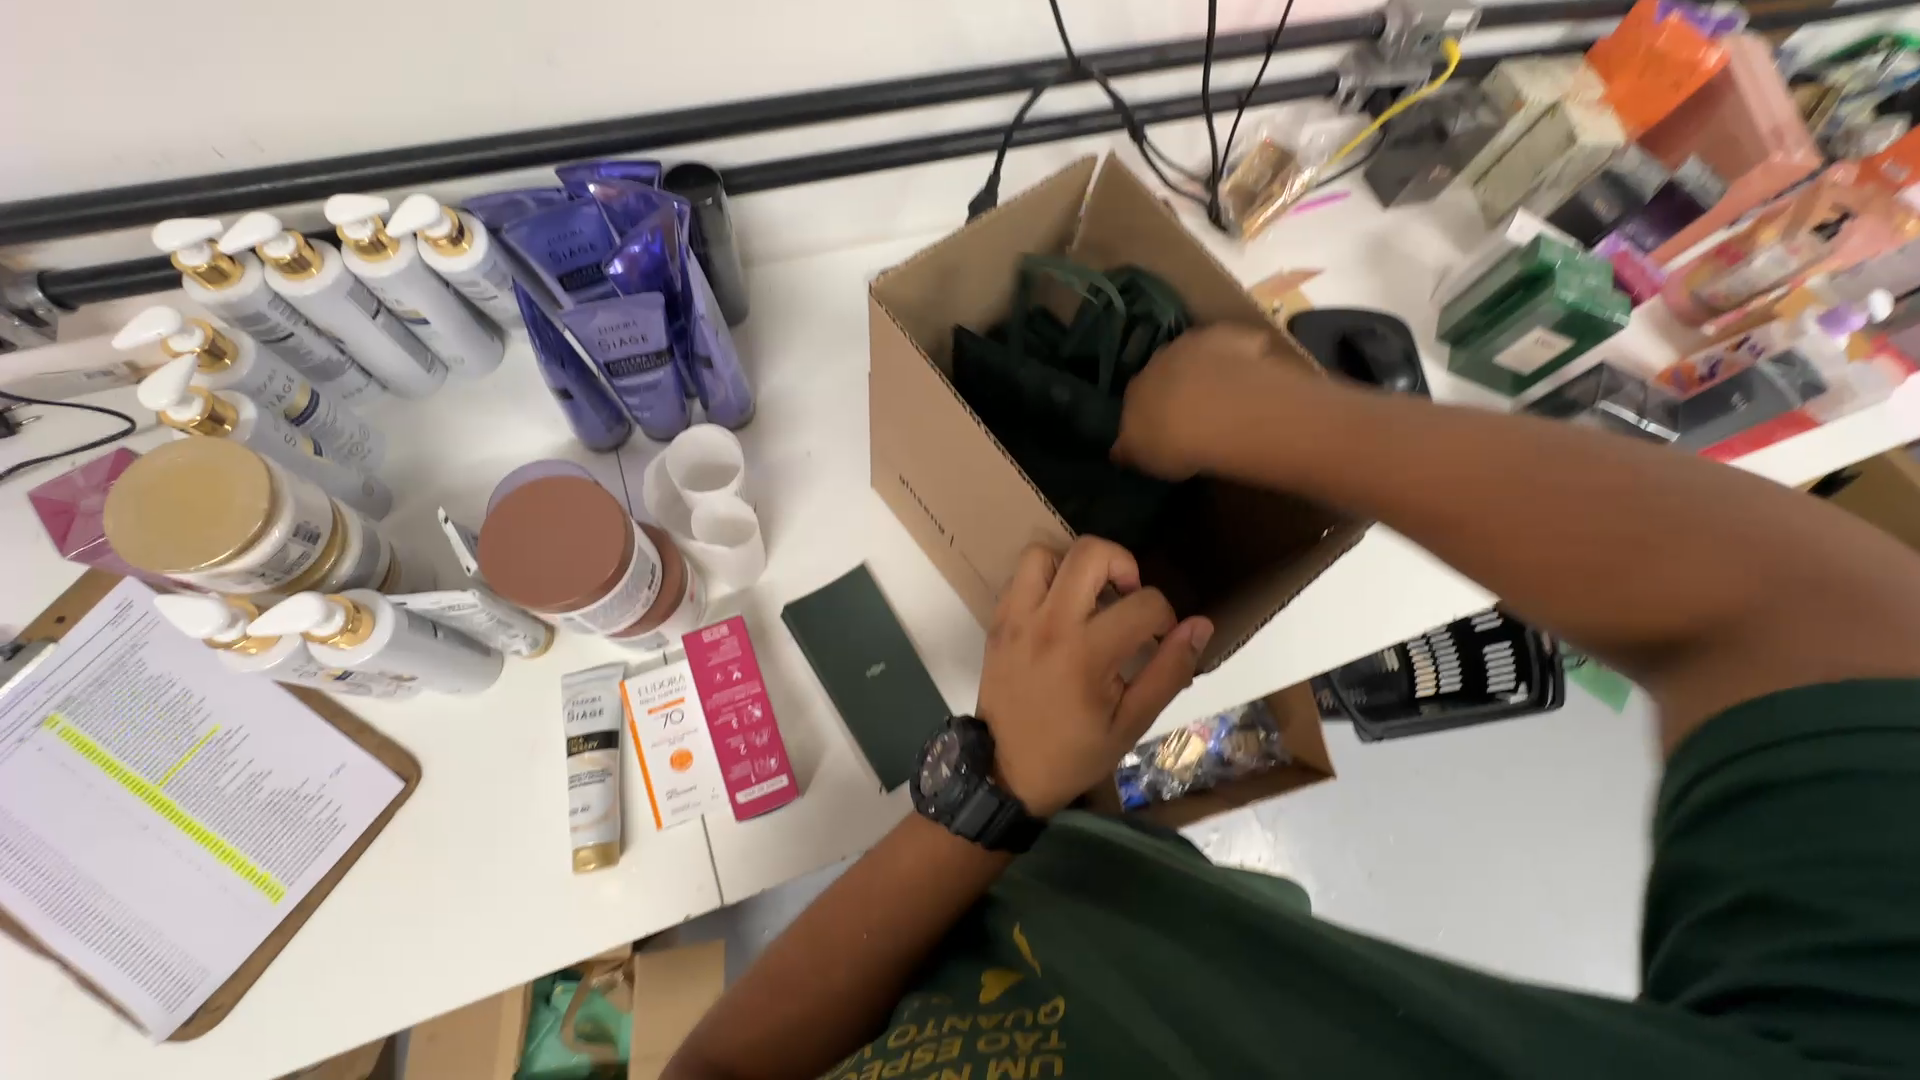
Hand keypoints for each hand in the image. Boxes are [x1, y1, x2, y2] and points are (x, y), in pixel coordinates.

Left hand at [976, 537, 1212, 816]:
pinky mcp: (997, 620)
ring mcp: (1016, 618)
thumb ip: (1169, 670)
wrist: (1005, 772)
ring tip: (1090, 597)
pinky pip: (1021, 575)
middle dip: (1124, 564)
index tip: (1158, 639)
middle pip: (1090, 552)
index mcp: (1086, 653)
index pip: (1144, 603)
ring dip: (1076, 565)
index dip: (1165, 616)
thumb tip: (1201, 625)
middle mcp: (1048, 623)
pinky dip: (1046, 579)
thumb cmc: (1073, 754)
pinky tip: (1061, 610)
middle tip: (1128, 597)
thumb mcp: (1132, 724)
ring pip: (1046, 552)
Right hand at [1115, 323, 1304, 479]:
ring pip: (1198, 351)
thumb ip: (1129, 449)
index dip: (1150, 408)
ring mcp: (1196, 343)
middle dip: (1177, 383)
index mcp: (1134, 390)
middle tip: (1195, 409)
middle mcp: (1159, 360)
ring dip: (1208, 367)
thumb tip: (1118, 451)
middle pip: (1165, 369)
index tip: (1162, 424)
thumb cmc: (1169, 440)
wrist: (1216, 410)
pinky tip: (1253, 375)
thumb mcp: (1140, 455)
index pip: (1136, 396)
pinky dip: (1243, 355)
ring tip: (1226, 393)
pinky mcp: (1232, 335)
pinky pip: (1237, 344)